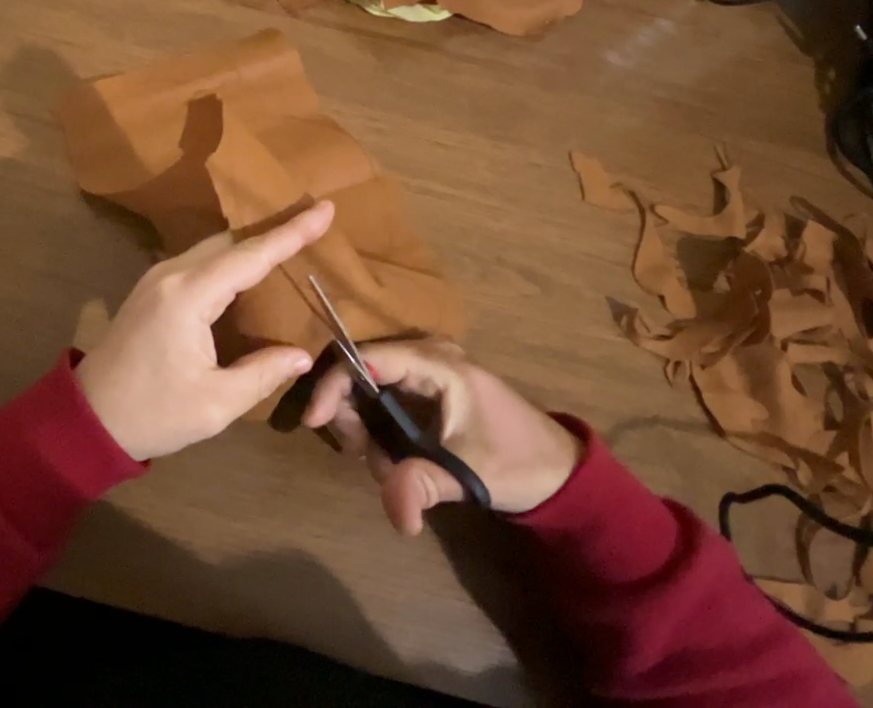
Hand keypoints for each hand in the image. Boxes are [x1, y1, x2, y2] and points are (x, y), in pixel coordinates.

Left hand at [75, 201, 334, 461]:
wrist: (86, 419)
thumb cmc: (152, 413)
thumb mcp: (216, 403)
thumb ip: (263, 373)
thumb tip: (302, 355)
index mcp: (188, 296)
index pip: (250, 256)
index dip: (291, 232)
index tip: (325, 207)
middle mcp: (171, 275)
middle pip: (230, 242)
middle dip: (273, 229)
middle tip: (316, 220)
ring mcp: (156, 279)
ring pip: (212, 249)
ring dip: (250, 243)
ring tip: (291, 239)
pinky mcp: (150, 291)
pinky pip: (199, 262)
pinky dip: (229, 259)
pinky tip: (250, 270)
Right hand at [301, 338, 582, 530]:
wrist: (558, 469)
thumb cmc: (518, 461)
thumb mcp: (469, 475)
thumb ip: (424, 486)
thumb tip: (396, 517)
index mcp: (437, 363)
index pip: (365, 359)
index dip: (333, 386)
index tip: (314, 422)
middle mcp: (425, 355)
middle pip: (358, 371)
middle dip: (350, 416)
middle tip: (363, 456)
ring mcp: (424, 369)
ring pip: (366, 386)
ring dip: (364, 427)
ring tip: (387, 466)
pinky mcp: (424, 386)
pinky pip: (381, 396)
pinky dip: (376, 427)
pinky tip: (392, 457)